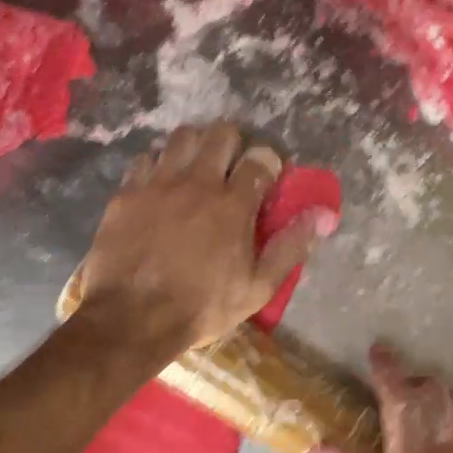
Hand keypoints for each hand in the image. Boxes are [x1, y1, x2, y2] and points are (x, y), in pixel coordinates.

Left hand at [76, 122, 336, 357]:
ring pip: (182, 137)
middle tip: (232, 169)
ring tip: (197, 170)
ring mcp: (157, 184)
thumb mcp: (257, 288)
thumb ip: (290, 247)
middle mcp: (196, 182)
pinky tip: (161, 186)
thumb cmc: (202, 308)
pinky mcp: (127, 193)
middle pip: (220, 133)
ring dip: (196, 147)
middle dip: (233, 145)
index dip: (268, 164)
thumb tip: (325, 216)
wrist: (132, 319)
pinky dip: (159, 165)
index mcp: (233, 204)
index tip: (267, 180)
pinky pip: (146, 159)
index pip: (260, 158)